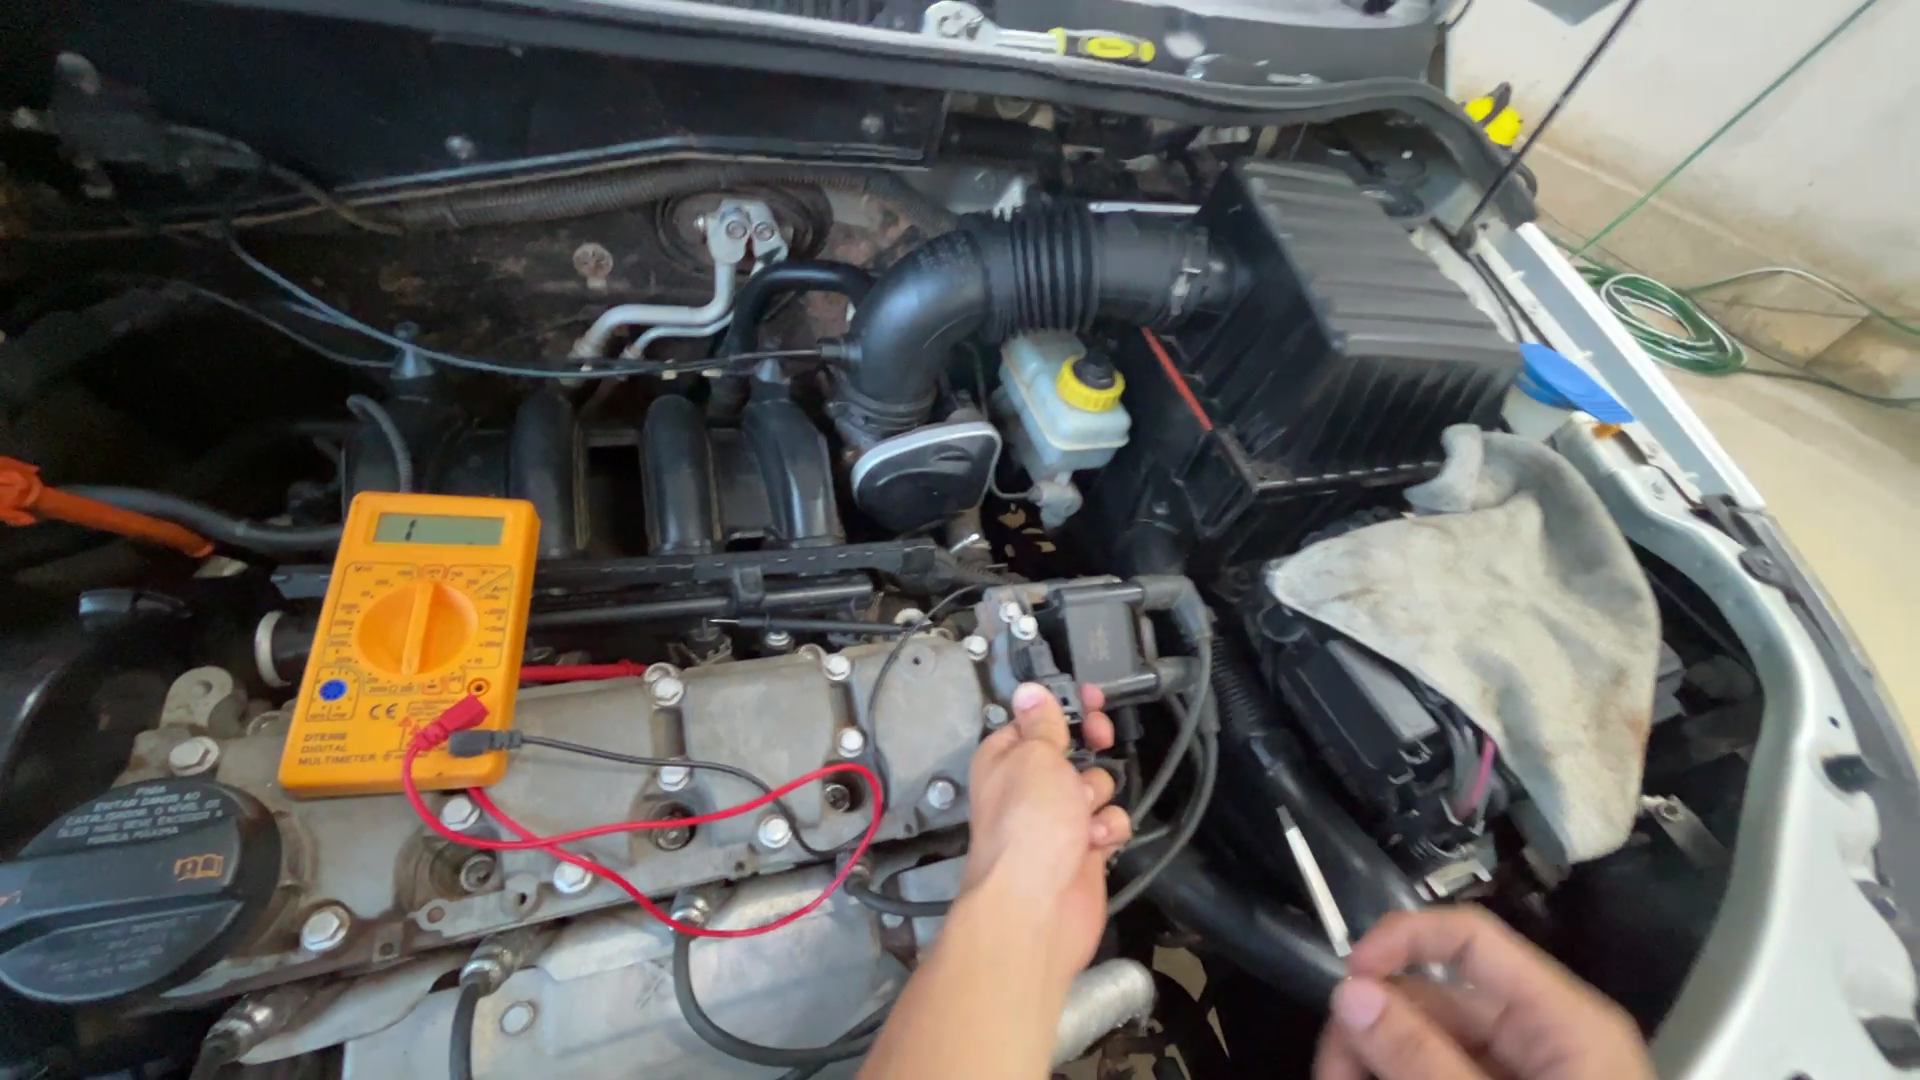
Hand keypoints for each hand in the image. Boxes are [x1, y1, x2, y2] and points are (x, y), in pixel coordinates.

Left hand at [957, 681, 1131, 982]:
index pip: (1037, 719)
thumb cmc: (1028, 823)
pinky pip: (1108, 823)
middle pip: (1071, 749)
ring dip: (1098, 794)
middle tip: (1100, 739)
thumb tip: (1028, 691)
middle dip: (1089, 747)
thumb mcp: (1036, 757)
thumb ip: (1042, 723)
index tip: (1091, 698)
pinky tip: (1095, 841)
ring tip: (1083, 813)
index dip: (1064, 706)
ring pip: (1096, 785)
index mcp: (1005, 757)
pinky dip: (1107, 829)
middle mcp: (1028, 784)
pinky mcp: (1082, 848)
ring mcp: (1055, 818)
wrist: (1036, 908)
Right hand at [1315, 907, 1654, 1079]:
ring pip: (1418, 1040)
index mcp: (1562, 1022)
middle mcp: (1538, 1035)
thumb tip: (1348, 990)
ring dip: (1371, 1062)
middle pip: (1429, 996)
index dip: (1401, 940)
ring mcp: (1521, 1074)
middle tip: (1329, 1074)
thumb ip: (1423, 1061)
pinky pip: (1430, 1074)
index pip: (1468, 938)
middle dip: (1371, 1031)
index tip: (1347, 981)